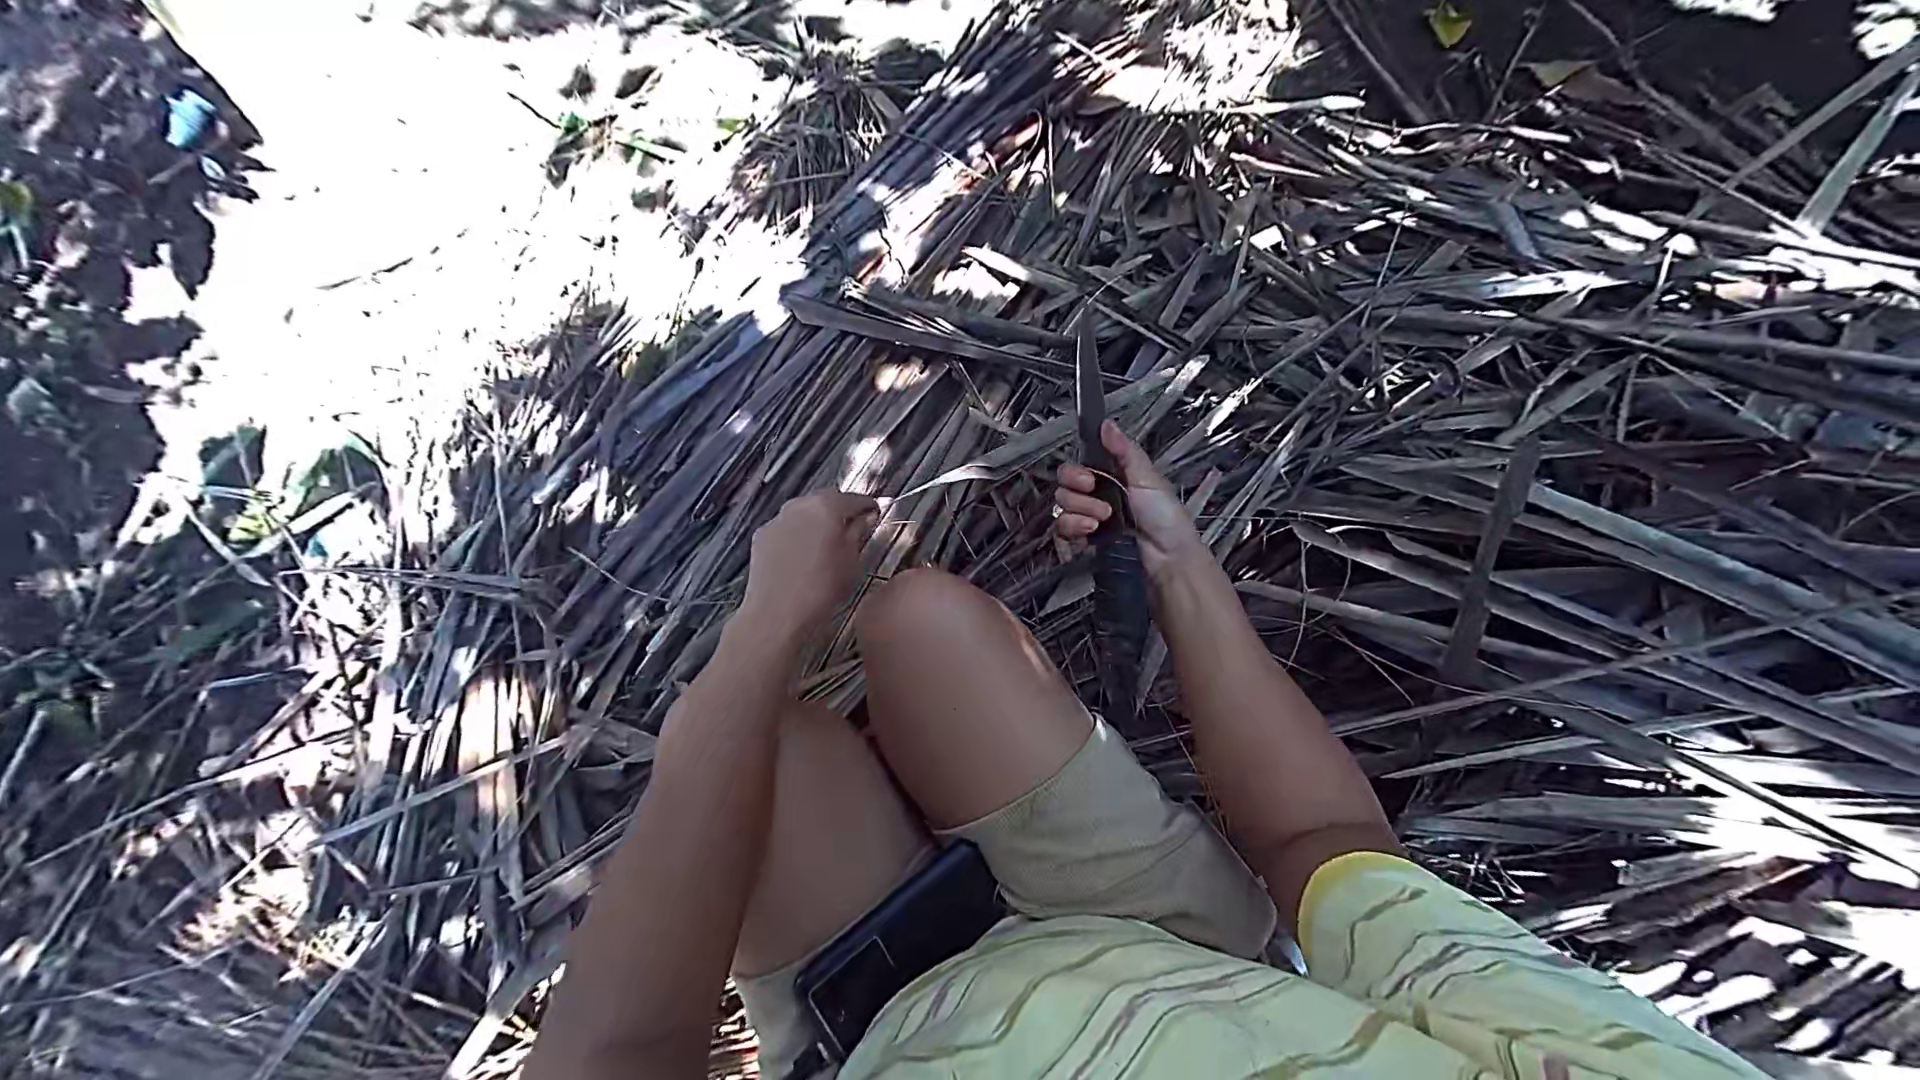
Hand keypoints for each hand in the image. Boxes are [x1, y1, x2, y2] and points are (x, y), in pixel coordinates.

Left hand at [740, 491, 877, 641]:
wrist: (778, 612)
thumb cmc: (822, 588)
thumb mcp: (853, 561)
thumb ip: (859, 533)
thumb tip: (864, 519)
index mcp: (827, 507)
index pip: (854, 498)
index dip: (868, 506)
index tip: (874, 513)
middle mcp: (799, 506)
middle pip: (826, 500)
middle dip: (840, 511)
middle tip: (852, 529)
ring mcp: (777, 520)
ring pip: (803, 512)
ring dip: (817, 522)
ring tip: (827, 545)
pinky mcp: (762, 536)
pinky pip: (786, 527)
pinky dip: (797, 534)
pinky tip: (803, 556)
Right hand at [1054, 420, 1208, 579]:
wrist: (1168, 557)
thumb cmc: (1165, 517)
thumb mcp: (1148, 478)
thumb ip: (1125, 451)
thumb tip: (1107, 424)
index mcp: (1112, 477)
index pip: (1077, 467)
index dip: (1076, 473)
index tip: (1089, 480)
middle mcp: (1097, 496)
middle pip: (1064, 487)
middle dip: (1078, 496)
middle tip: (1102, 506)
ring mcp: (1090, 519)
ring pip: (1062, 508)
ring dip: (1080, 513)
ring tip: (1102, 521)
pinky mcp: (1086, 540)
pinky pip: (1063, 530)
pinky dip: (1074, 530)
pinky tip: (1092, 532)